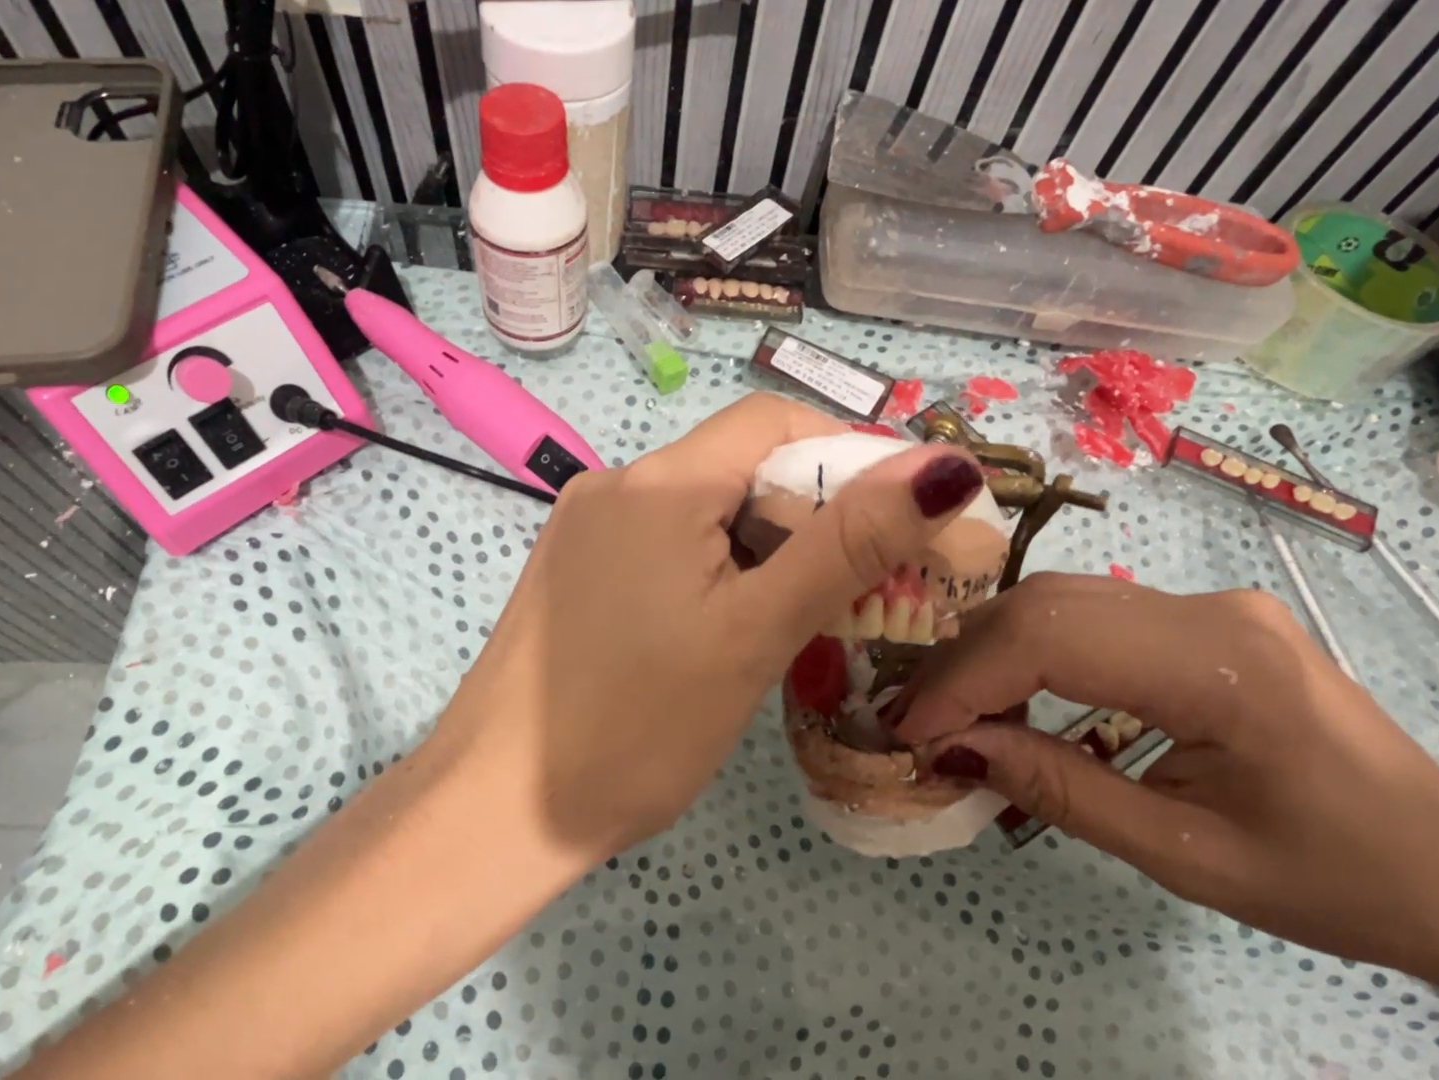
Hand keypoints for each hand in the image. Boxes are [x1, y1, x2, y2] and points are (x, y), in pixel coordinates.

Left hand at [439, 393, 984, 860]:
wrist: (497, 810)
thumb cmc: (637, 726)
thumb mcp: (755, 633)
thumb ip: (847, 545)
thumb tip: (941, 465)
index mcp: (656, 483)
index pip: (772, 423)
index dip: (847, 452)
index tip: (905, 513)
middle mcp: (614, 486)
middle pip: (737, 465)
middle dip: (813, 508)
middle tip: (869, 579)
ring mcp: (586, 530)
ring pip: (704, 509)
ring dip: (768, 544)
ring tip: (814, 609)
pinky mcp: (575, 574)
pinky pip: (665, 545)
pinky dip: (718, 567)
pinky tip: (739, 621)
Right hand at [895, 573, 1438, 1065]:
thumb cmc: (1329, 878)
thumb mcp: (1182, 856)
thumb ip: (1058, 789)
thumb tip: (951, 749)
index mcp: (1223, 669)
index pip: (1051, 640)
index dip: (963, 681)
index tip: (909, 732)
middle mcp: (1212, 611)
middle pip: (1047, 604)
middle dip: (962, 661)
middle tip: (911, 720)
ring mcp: (1210, 604)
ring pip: (1061, 600)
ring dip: (989, 650)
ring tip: (946, 710)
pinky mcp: (1203, 617)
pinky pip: (1091, 616)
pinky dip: (1030, 649)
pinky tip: (1005, 692)